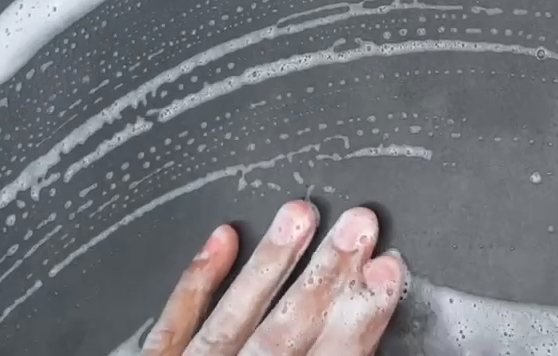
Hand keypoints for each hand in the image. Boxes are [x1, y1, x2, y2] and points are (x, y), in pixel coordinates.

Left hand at [142, 202, 406, 355]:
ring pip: (231, 322)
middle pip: (283, 338)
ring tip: (299, 214)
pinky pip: (169, 331)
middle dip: (325, 278)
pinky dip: (196, 283)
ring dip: (269, 266)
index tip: (388, 272)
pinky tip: (223, 238)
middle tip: (359, 224)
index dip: (359, 322)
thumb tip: (368, 348)